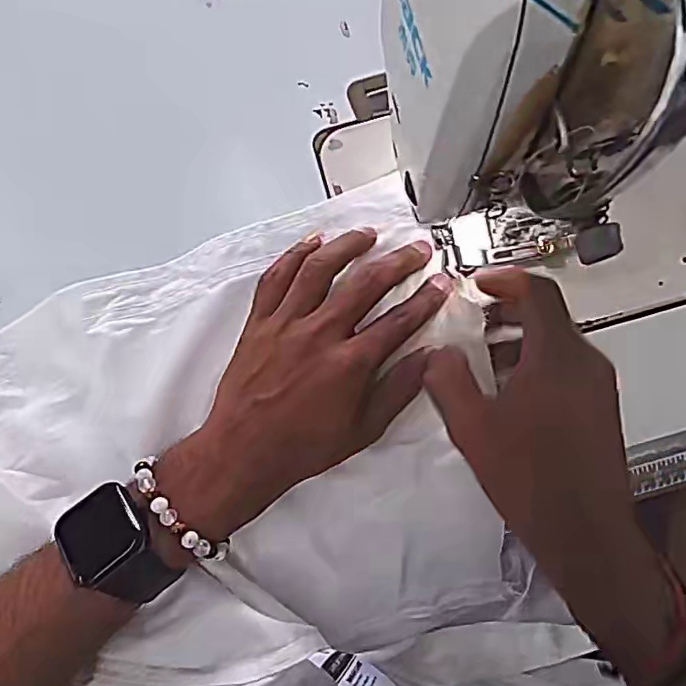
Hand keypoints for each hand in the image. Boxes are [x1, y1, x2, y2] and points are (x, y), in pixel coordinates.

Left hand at [155, 228, 449, 541]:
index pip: (398, 320)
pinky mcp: (259, 323)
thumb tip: (427, 360)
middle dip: (398, 261)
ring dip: (347, 246)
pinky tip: (312, 243)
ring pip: (319, 269)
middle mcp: (318, 336)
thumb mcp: (362, 429)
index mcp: (348, 364)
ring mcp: (285, 325)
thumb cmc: (301, 446)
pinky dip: (294, 255)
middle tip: (416, 250)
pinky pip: (276, 278)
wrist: (244, 451)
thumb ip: (397, 390)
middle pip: (365, 284)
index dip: (426, 299)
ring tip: (367, 235)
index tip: (441, 284)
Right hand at [423, 267, 685, 685]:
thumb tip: (438, 355)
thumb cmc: (532, 481)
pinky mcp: (599, 409)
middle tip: (475, 319)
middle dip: (508, 311)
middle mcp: (585, 364)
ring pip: (557, 344)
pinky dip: (536, 364)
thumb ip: (448, 381)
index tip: (481, 282)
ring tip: (484, 358)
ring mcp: (597, 387)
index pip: (538, 293)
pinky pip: (566, 369)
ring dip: (520, 341)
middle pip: (549, 316)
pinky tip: (508, 393)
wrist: (584, 531)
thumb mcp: (472, 427)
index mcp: (556, 358)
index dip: (506, 279)